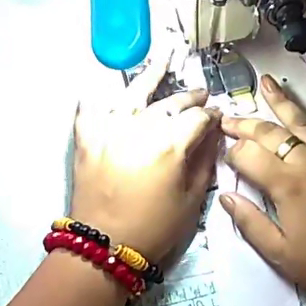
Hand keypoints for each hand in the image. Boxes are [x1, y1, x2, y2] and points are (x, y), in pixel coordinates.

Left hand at [70, 62, 218, 260]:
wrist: (104, 246)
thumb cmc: (155, 228)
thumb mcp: (192, 200)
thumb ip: (204, 162)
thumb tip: (213, 137)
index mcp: (170, 145)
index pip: (198, 118)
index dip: (212, 115)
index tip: (218, 117)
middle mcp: (141, 128)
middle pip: (171, 102)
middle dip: (190, 97)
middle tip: (201, 94)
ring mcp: (110, 129)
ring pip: (133, 92)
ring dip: (151, 74)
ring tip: (164, 59)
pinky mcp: (87, 137)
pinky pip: (92, 106)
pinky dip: (101, 94)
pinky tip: (110, 86)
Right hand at [219, 75, 305, 305]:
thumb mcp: (281, 254)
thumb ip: (251, 223)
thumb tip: (226, 197)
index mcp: (286, 184)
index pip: (248, 156)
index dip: (231, 154)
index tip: (221, 155)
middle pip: (272, 133)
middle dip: (246, 124)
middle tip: (227, 118)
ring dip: (284, 102)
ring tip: (268, 82)